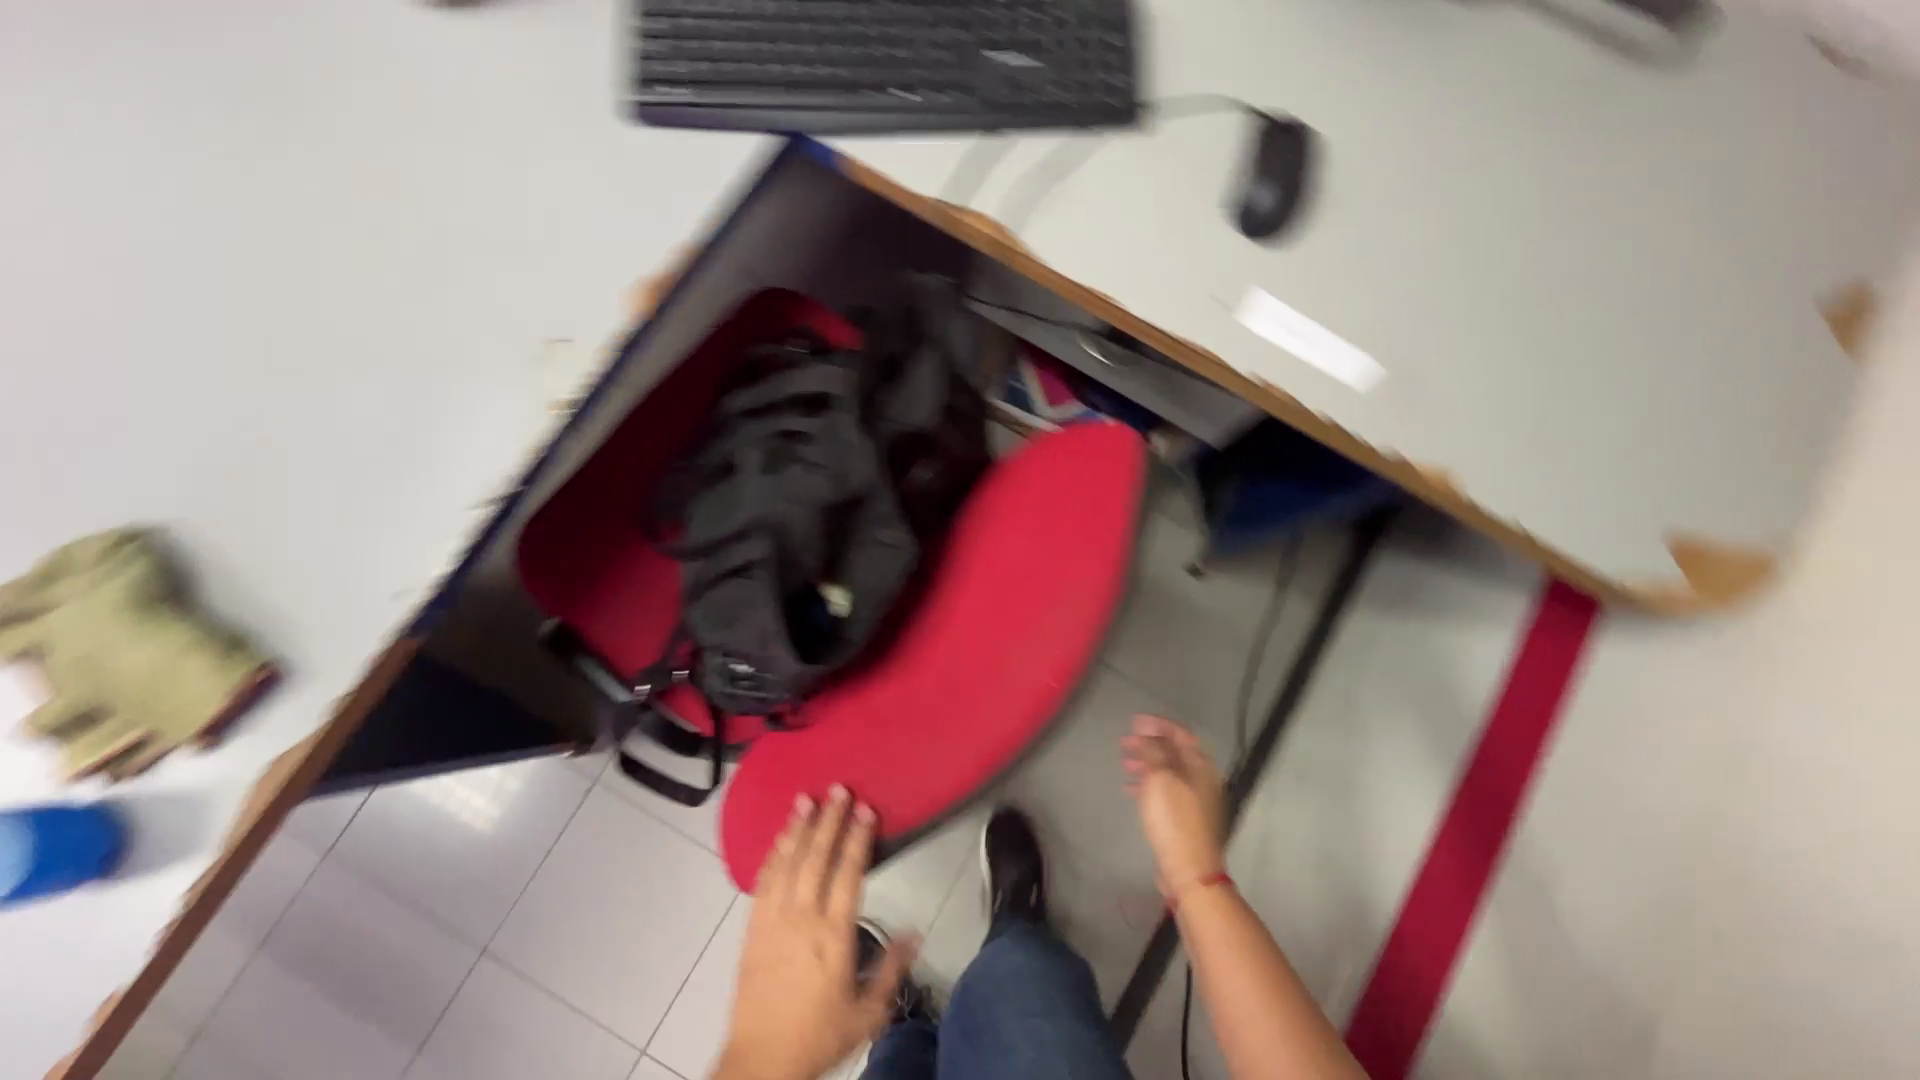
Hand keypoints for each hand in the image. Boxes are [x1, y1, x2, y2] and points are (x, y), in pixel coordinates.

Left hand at [716, 785, 915, 1079]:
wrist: (761, 1061)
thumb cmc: (818, 1035)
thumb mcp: (868, 1012)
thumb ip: (892, 969)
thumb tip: (916, 933)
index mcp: (833, 934)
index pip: (848, 873)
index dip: (857, 838)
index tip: (865, 809)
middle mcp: (802, 918)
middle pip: (816, 858)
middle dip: (829, 820)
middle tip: (838, 789)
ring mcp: (773, 921)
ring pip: (787, 863)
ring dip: (797, 829)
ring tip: (806, 799)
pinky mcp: (752, 930)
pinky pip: (763, 882)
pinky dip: (773, 855)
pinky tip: (779, 839)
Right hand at [1120, 714, 1226, 898]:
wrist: (1189, 869)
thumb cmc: (1174, 819)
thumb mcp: (1160, 779)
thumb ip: (1153, 752)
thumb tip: (1146, 735)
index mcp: (1200, 766)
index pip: (1180, 734)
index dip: (1157, 724)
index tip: (1134, 721)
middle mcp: (1202, 779)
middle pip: (1174, 753)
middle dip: (1149, 744)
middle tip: (1125, 742)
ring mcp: (1196, 800)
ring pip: (1168, 772)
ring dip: (1147, 764)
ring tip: (1125, 764)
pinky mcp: (1186, 818)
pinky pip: (1165, 791)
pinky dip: (1148, 785)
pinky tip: (1131, 790)